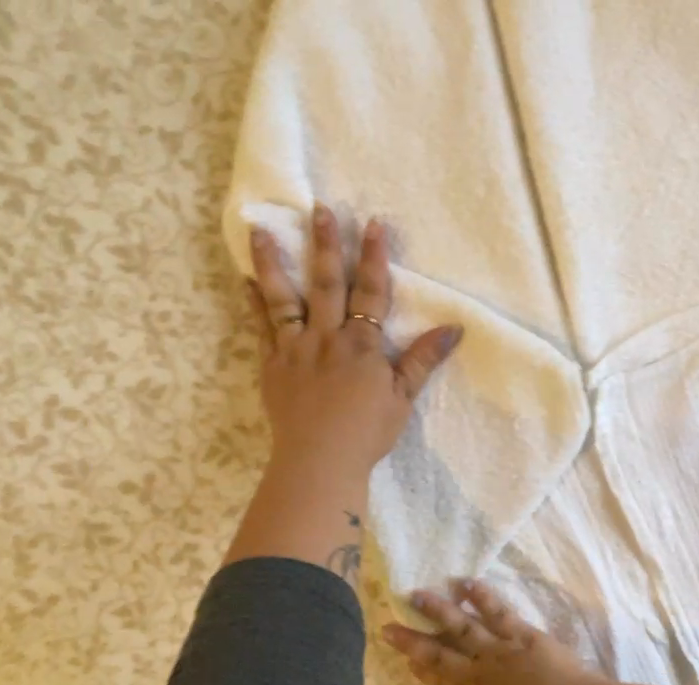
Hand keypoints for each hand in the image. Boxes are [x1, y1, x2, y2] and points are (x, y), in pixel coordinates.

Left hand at [247, 205, 462, 474]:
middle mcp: (326, 337)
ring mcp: (294, 349)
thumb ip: (423, 359)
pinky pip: (261, 327)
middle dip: (326, 244)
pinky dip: (252, 302)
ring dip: (273, 262)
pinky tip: (244, 280)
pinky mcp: (272, 365)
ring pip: (283, 297)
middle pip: (326, 283)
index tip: (373, 223)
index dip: (374, 257)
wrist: (319, 460)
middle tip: (320, 209)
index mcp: (361, 344)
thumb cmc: (367, 432)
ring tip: (260, 230)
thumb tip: (454, 328)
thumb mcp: (402, 397)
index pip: (371, 292)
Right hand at [385, 580, 698, 684]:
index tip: (406, 660)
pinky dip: (480, 597)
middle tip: (388, 626)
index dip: (423, 671)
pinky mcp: (521, 635)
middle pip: (440, 654)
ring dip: (438, 610)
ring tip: (417, 594)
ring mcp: (499, 651)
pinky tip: (466, 583)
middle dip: (413, 641)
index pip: (442, 683)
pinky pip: (497, 612)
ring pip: (462, 627)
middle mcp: (479, 674)